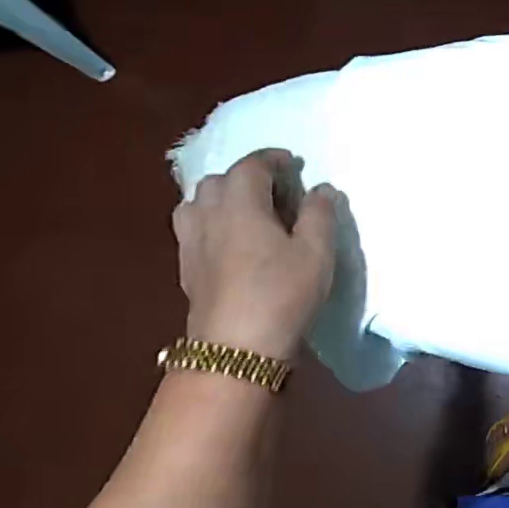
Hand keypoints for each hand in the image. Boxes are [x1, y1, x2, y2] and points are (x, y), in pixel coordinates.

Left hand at [173, 149, 338, 360]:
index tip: (293, 164)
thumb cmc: (282, 293)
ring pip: (198, 203)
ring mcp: (192, 243)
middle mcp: (209, 215)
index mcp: (241, 204)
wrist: (237, 349)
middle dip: (246, 177)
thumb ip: (320, 214)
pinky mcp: (187, 269)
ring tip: (248, 213)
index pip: (251, 165)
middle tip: (276, 192)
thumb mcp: (317, 252)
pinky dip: (211, 222)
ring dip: (222, 198)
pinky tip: (231, 243)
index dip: (272, 159)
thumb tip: (321, 189)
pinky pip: (193, 229)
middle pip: (219, 180)